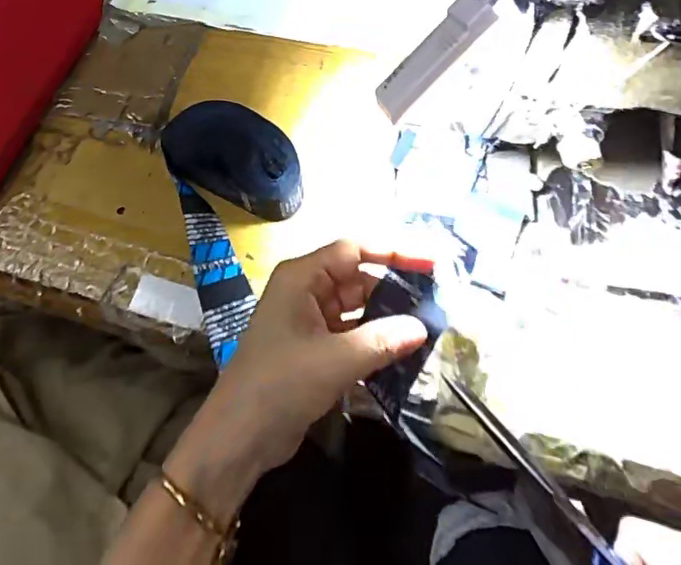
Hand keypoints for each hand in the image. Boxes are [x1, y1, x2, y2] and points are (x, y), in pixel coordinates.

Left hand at [162, 240, 434, 522]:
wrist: (241, 430)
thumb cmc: (282, 381)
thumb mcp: (336, 360)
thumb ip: (381, 340)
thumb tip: (421, 326)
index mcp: (301, 277)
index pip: (352, 250)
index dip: (393, 252)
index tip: (433, 263)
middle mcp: (304, 290)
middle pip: (356, 277)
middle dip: (394, 288)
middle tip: (440, 303)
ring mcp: (307, 319)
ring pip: (355, 308)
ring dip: (387, 317)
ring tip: (431, 328)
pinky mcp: (312, 348)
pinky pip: (350, 334)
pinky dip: (374, 340)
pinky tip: (406, 354)